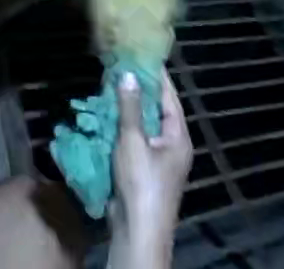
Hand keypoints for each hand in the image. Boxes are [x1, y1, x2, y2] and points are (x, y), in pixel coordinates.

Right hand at [110, 69, 191, 255]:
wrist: (138, 230)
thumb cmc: (141, 182)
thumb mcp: (133, 140)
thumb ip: (130, 106)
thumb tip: (129, 73)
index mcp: (178, 136)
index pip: (169, 96)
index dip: (156, 74)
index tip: (140, 52)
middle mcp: (172, 145)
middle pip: (156, 108)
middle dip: (138, 88)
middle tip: (119, 64)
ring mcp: (159, 158)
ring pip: (143, 123)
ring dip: (128, 105)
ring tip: (109, 82)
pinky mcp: (144, 168)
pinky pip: (134, 137)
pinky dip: (122, 123)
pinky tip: (105, 112)